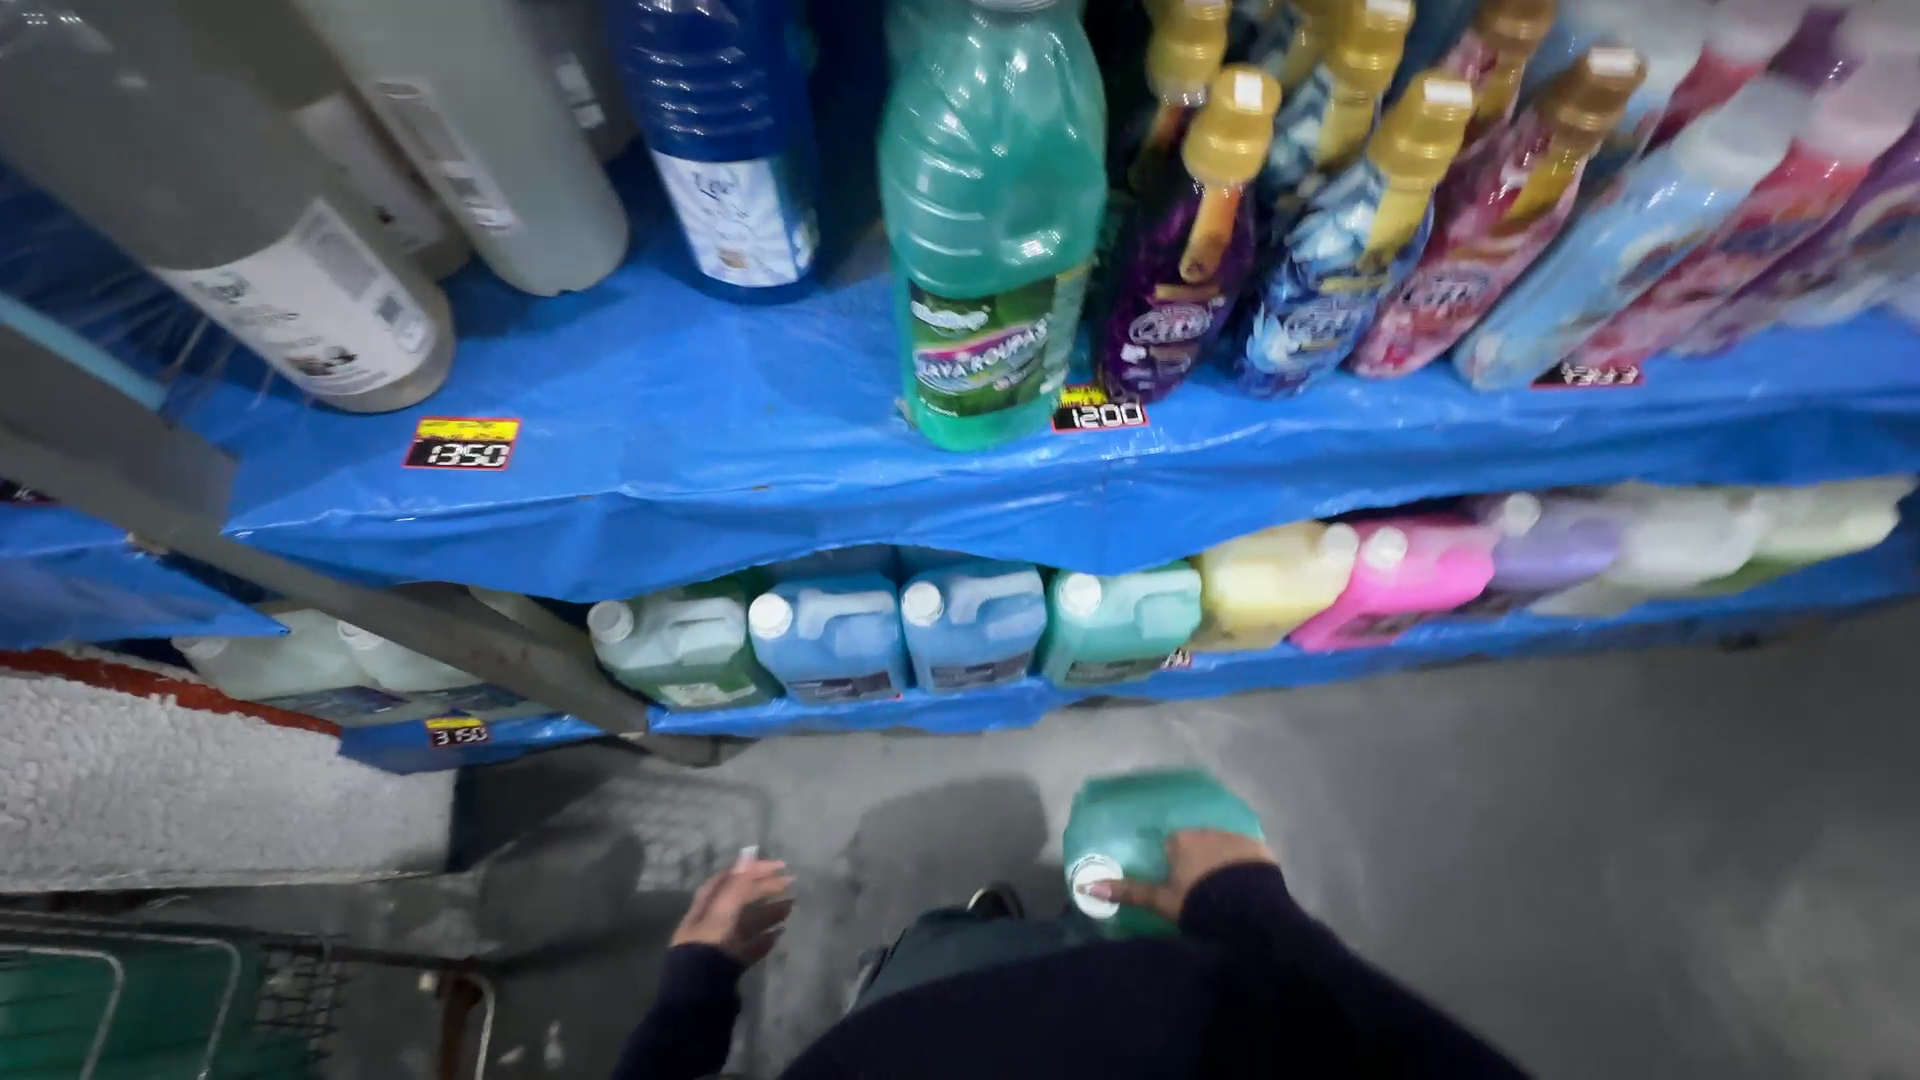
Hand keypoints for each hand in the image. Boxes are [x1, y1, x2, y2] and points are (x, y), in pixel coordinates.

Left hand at [672, 853, 794, 965]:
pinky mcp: (730, 964)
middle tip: (790, 882)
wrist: (698, 997)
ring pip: (748, 922)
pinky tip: (779, 934)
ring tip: (791, 906)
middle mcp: (712, 922)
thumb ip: (736, 885)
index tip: (777, 866)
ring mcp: (722, 944)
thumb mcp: (722, 912)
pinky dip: (765, 938)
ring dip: (769, 912)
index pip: (730, 878)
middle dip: (765, 888)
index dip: (752, 868)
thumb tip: (748, 855)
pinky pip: (750, 946)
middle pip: (741, 898)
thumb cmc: (708, 947)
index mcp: (705, 906)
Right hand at [1082, 828, 1276, 922]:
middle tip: (1202, 889)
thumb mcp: (1162, 901)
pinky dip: (1245, 867)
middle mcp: (1206, 829)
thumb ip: (1128, 891)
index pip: (1172, 845)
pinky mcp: (1261, 849)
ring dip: (1222, 862)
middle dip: (1198, 860)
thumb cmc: (1198, 904)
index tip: (1179, 884)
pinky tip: (1247, 887)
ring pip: (1223, 847)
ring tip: (1226, 891)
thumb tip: (1086, 884)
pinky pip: (1247, 854)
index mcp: (1180, 839)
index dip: (1174, 864)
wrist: (1250, 915)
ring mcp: (1236, 837)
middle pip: (1197, 843)